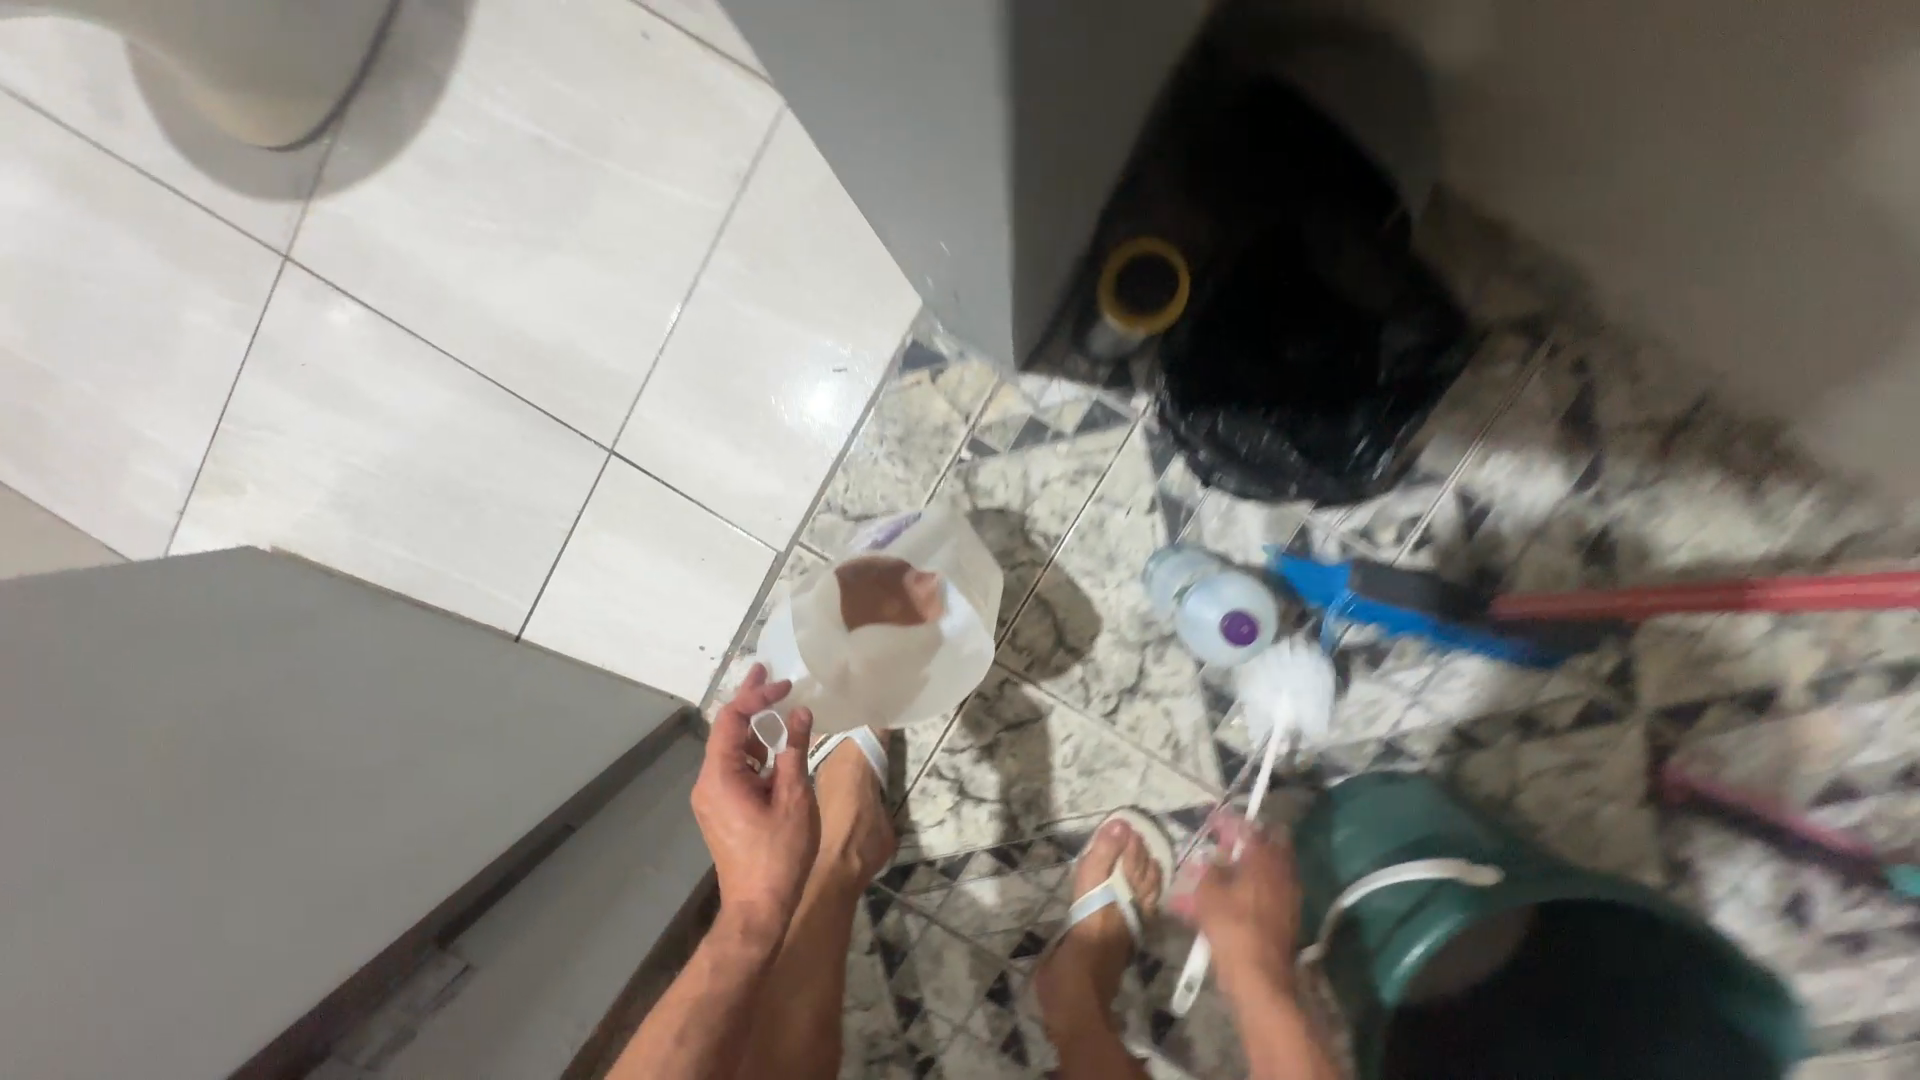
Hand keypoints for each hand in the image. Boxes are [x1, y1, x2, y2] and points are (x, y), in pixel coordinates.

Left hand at [692, 665, 818, 951]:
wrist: (758, 906)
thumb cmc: (779, 853)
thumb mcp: (794, 797)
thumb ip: (794, 750)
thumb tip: (800, 714)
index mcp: (720, 775)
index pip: (732, 719)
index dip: (757, 696)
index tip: (786, 687)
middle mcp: (708, 782)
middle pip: (727, 730)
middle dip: (749, 701)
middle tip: (767, 670)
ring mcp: (713, 797)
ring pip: (732, 749)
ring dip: (755, 726)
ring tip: (777, 702)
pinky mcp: (723, 809)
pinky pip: (737, 768)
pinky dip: (756, 751)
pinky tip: (777, 743)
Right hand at [1168, 812, 1301, 998]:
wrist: (1260, 976)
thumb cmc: (1231, 926)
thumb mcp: (1208, 892)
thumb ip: (1209, 869)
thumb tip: (1211, 859)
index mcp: (1263, 858)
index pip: (1249, 826)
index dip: (1229, 821)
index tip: (1213, 821)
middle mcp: (1282, 871)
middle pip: (1267, 845)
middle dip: (1244, 842)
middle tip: (1222, 846)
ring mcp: (1288, 895)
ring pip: (1265, 871)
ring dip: (1244, 868)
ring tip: (1215, 877)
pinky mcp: (1287, 917)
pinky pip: (1265, 895)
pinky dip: (1247, 892)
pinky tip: (1225, 902)